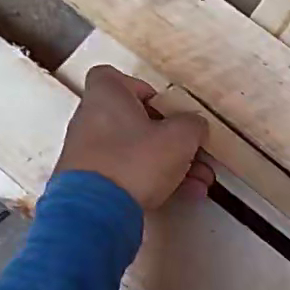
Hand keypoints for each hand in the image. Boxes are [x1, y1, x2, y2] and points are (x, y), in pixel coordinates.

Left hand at [54, 66, 212, 208]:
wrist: (95, 211)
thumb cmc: (137, 160)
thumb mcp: (179, 137)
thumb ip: (193, 125)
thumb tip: (194, 126)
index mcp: (106, 97)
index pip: (116, 78)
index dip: (145, 90)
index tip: (167, 109)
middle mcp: (91, 120)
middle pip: (138, 122)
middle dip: (174, 140)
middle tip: (199, 155)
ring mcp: (89, 153)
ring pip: (138, 152)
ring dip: (172, 164)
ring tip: (200, 182)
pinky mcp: (91, 183)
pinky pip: (129, 174)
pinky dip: (155, 181)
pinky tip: (185, 195)